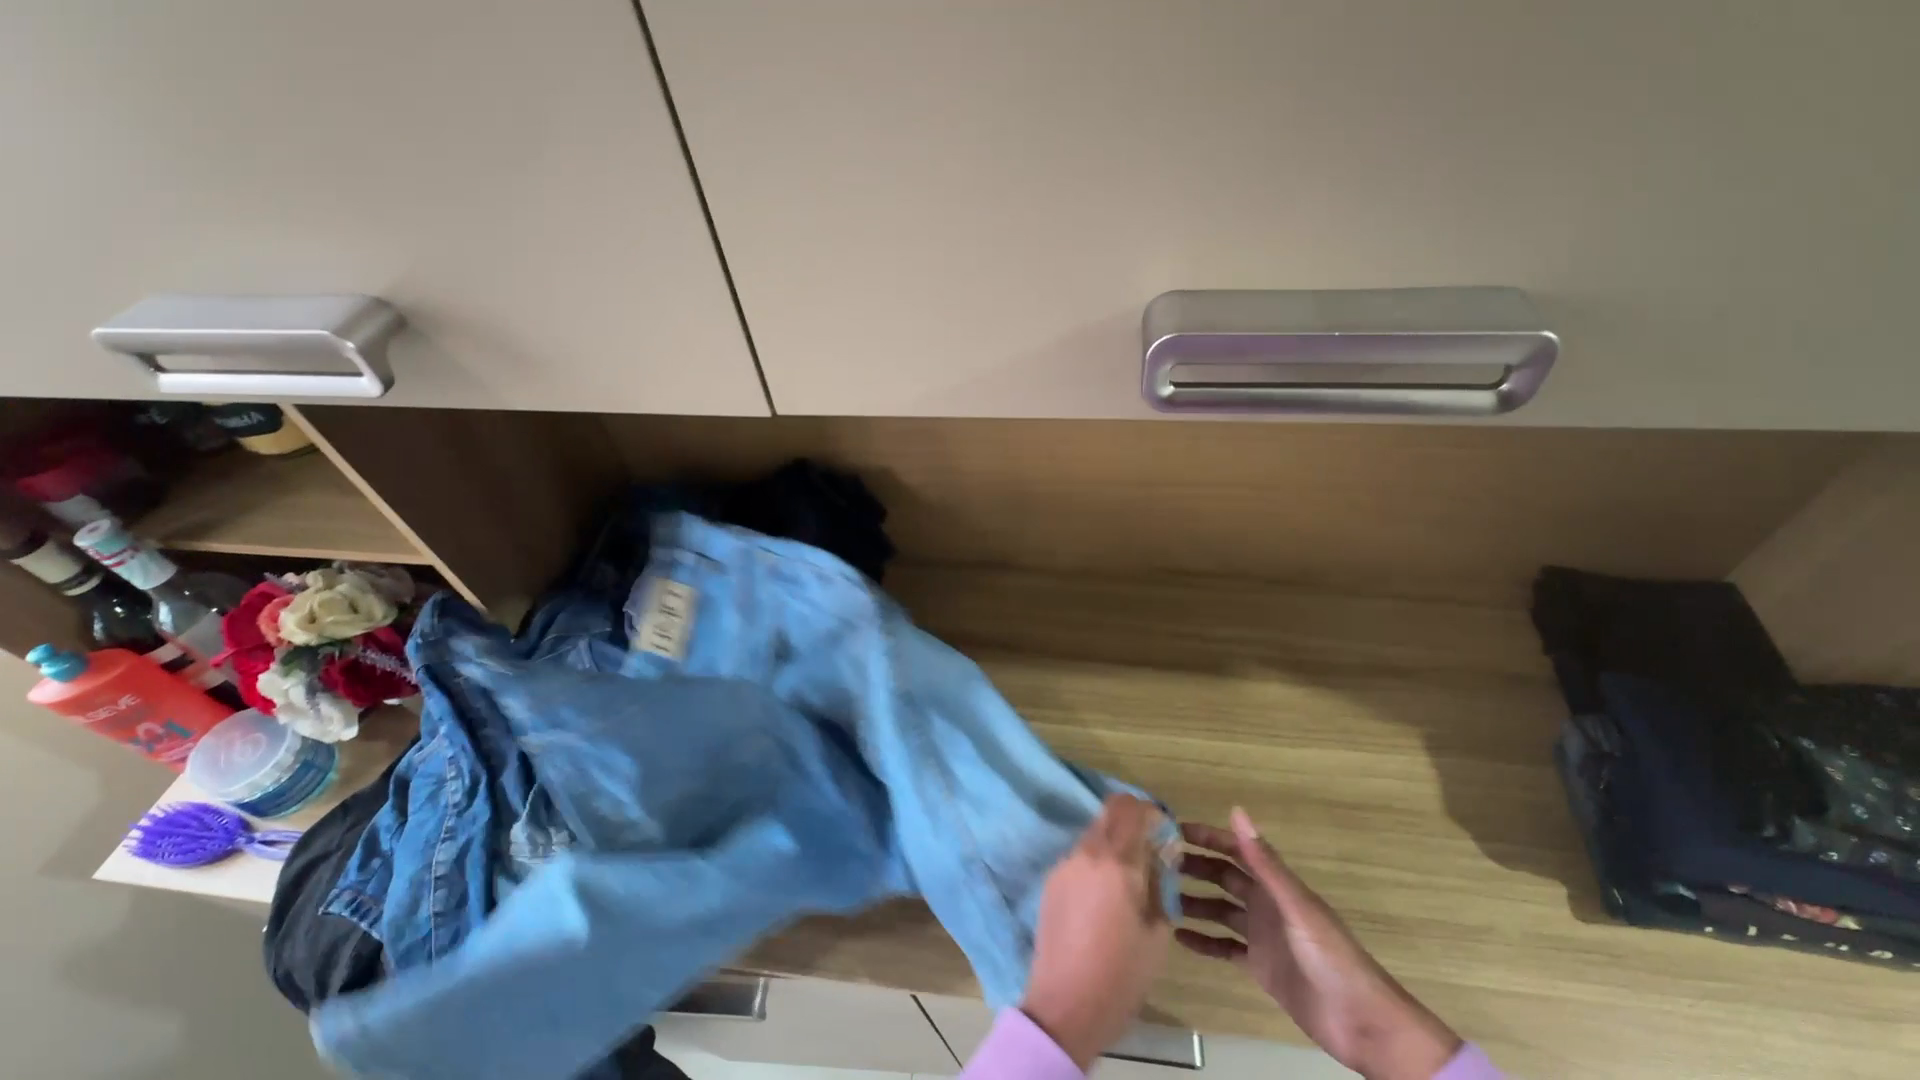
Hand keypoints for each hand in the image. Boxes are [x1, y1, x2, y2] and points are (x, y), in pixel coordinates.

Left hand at [1021, 795, 1173, 1068]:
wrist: (1066, 1005)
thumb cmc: (1121, 973)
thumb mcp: (1158, 930)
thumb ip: (1161, 884)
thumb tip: (1162, 857)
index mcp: (1116, 862)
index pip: (1129, 808)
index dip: (1150, 812)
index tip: (1164, 834)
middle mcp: (1085, 854)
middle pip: (1108, 814)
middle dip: (1131, 823)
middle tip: (1149, 853)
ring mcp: (1063, 868)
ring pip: (1092, 837)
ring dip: (1112, 845)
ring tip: (1128, 882)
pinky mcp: (1050, 885)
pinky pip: (1079, 859)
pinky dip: (1096, 864)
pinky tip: (1105, 899)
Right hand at [1179, 808, 1460, 1079]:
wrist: (1360, 1021)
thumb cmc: (1331, 957)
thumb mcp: (1296, 907)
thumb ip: (1265, 863)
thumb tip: (1237, 811)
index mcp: (1278, 887)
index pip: (1238, 851)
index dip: (1209, 838)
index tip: (1174, 831)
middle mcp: (1267, 906)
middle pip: (1224, 879)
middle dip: (1194, 869)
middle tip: (1156, 865)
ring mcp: (1263, 937)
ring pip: (1220, 911)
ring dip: (1194, 904)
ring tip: (1159, 900)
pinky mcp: (1260, 967)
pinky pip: (1225, 947)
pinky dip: (1203, 941)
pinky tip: (1178, 938)